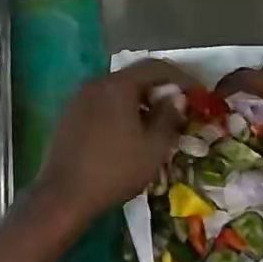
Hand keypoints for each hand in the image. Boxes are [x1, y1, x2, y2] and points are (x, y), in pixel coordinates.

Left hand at [32, 60, 189, 217]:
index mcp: (117, 85)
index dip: (181, 77)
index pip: (155, 67)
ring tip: (156, 124)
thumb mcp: (154, 147)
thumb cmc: (115, 169)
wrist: (64, 193)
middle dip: (159, 89)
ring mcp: (78, 98)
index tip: (198, 93)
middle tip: (179, 109)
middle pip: (133, 77)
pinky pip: (101, 103)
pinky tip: (128, 132)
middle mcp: (95, 83)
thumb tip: (176, 97)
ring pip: (116, 91)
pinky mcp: (69, 114)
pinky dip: (120, 110)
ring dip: (139, 101)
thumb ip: (169, 116)